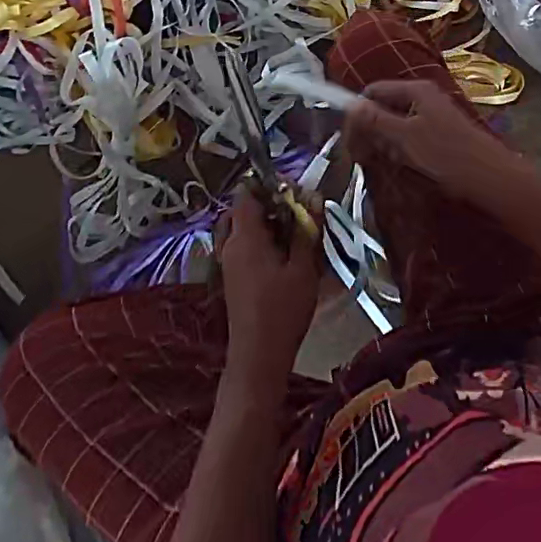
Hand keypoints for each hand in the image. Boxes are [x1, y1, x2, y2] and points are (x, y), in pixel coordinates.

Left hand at [219, 192, 321, 388]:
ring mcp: (227, 262)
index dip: (266, 185)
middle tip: (295, 211)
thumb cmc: (283, 308)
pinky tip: (279, 254)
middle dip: (267, 204)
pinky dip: (256, 241)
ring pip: (239, 229)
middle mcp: (229, 244)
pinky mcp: (230, 277)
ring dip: (262, 224)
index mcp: (244, 236)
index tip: (292, 190)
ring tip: (289, 231)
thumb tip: (314, 200)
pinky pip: (239, 246)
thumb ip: (306, 231)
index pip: (246, 194)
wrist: (258, 355)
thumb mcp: (302, 268)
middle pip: (241, 210)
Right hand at [343, 79, 526, 195]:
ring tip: (382, 162)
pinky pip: (410, 136)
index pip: (373, 91)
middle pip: (383, 106)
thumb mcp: (405, 137)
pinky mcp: (440, 135)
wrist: (492, 179)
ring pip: (395, 124)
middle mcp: (424, 98)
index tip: (348, 139)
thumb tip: (350, 105)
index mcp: (415, 90)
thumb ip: (376, 120)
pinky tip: (402, 165)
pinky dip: (400, 149)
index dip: (357, 112)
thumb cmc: (447, 155)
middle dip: (369, 130)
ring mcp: (433, 116)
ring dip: (384, 142)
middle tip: (361, 156)